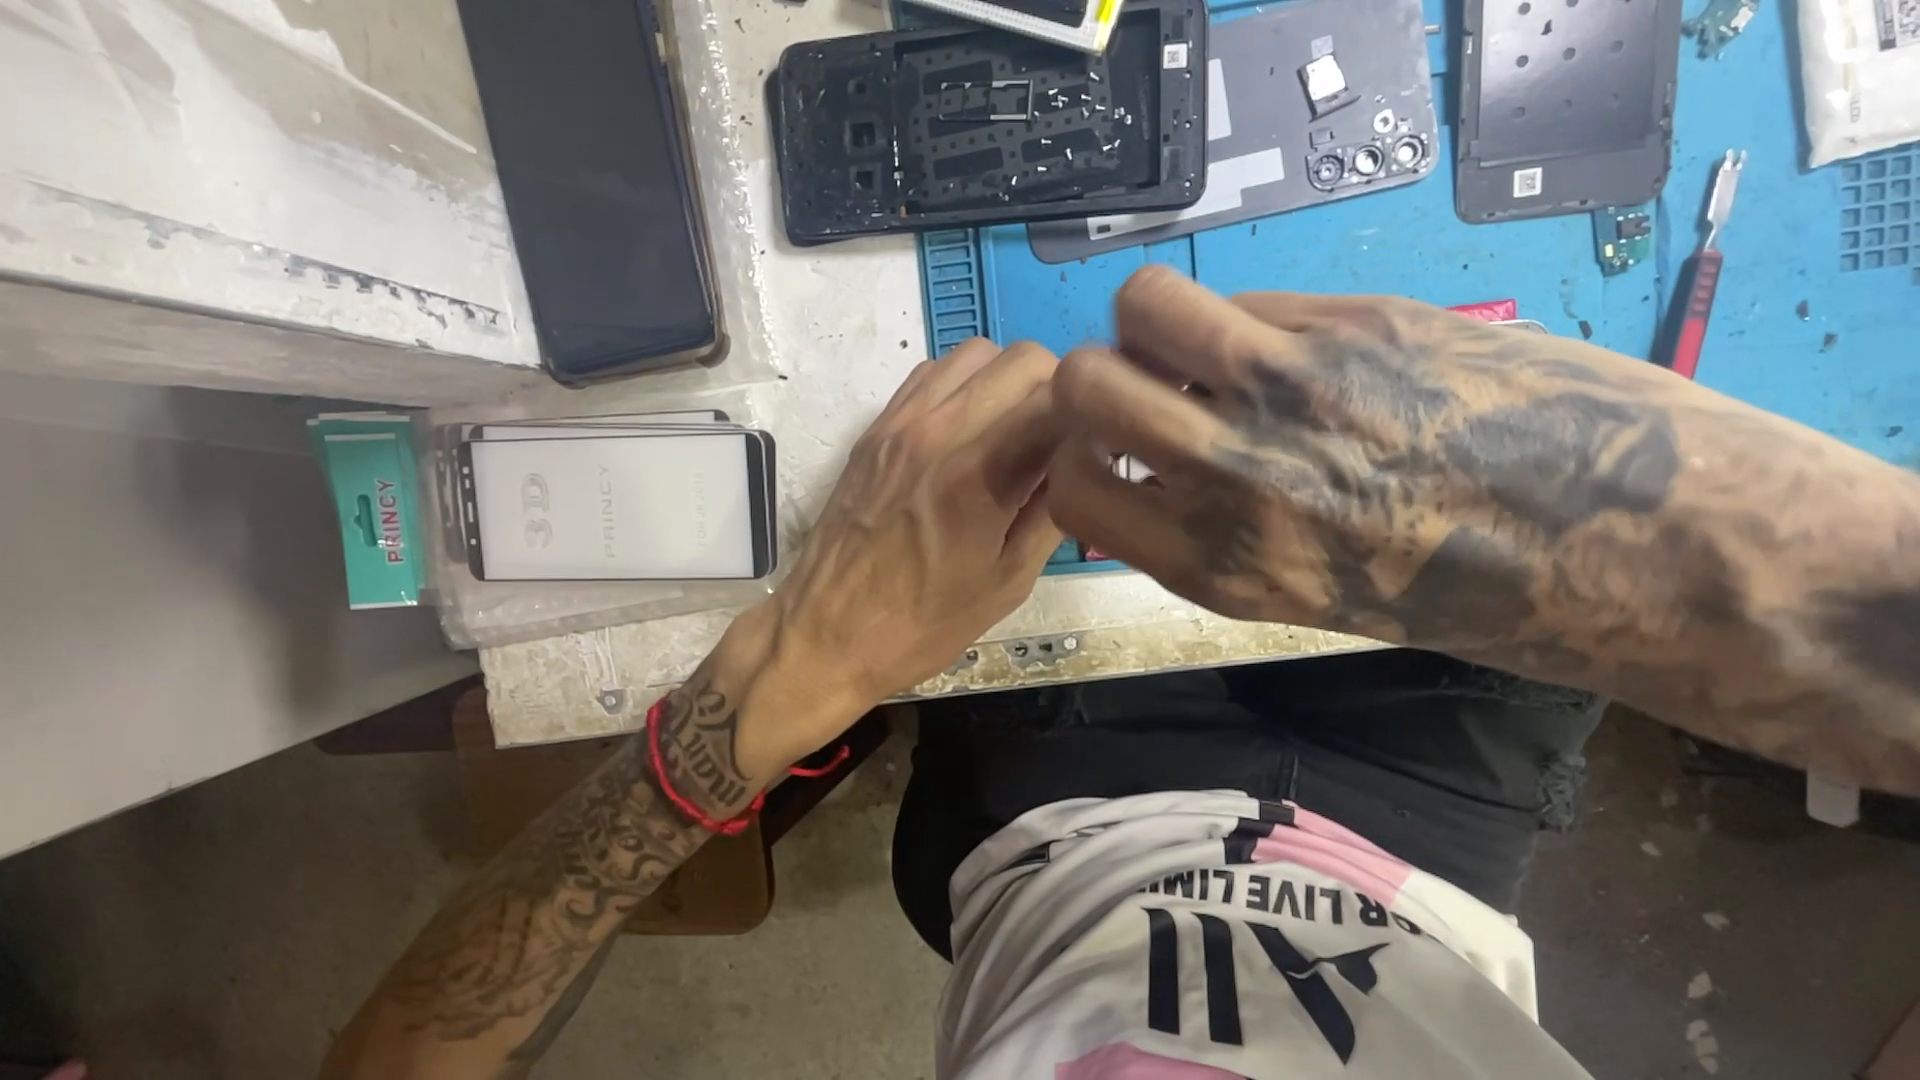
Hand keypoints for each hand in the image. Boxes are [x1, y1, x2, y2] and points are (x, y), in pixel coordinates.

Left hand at [729, 338, 1062, 775]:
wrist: (825, 633)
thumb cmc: (922, 624)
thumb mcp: (1008, 583)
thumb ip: (1052, 510)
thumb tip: (1083, 460)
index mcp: (980, 477)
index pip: (1059, 398)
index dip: (1091, 416)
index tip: (1096, 445)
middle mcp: (940, 431)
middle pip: (1024, 358)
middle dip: (1057, 391)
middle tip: (1058, 439)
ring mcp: (900, 422)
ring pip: (977, 352)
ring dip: (1008, 381)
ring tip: (1013, 431)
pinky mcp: (876, 426)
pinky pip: (931, 372)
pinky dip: (963, 385)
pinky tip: (967, 430)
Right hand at [1046, 265, 1696, 649]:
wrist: (1622, 544)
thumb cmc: (1447, 591)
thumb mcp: (1290, 592)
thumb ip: (1199, 529)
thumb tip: (1148, 456)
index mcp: (1209, 562)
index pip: (1069, 484)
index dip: (1078, 456)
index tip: (1113, 449)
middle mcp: (1228, 475)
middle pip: (1080, 381)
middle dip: (1096, 378)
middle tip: (1147, 387)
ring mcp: (1289, 390)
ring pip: (1144, 305)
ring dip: (1154, 322)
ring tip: (1201, 346)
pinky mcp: (1353, 325)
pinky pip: (1249, 299)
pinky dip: (1248, 318)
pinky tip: (1297, 347)